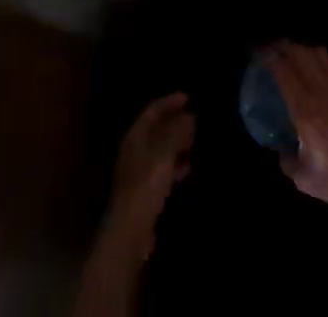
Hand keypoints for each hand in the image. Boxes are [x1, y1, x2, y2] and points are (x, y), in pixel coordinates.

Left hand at [101, 92, 195, 259]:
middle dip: (176, 123)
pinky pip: (163, 168)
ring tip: (195, 142)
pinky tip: (188, 168)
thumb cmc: (146, 184)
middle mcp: (134, 151)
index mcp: (134, 138)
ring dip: (178, 144)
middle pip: (156, 130)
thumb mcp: (165, 152)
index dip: (169, 102)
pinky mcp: (145, 190)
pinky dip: (176, 163)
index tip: (188, 97)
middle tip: (196, 120)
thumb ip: (178, 131)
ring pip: (161, 149)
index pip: (152, 112)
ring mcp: (138, 171)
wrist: (130, 230)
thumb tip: (190, 116)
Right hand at [264, 42, 327, 234]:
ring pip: (321, 57)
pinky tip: (318, 71)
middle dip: (286, 46)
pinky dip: (322, 63)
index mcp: (307, 113)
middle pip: (303, 56)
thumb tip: (280, 148)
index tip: (262, 50)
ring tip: (293, 51)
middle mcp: (325, 94)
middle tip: (274, 45)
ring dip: (304, 50)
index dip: (272, 58)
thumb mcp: (304, 179)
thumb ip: (286, 160)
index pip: (286, 75)